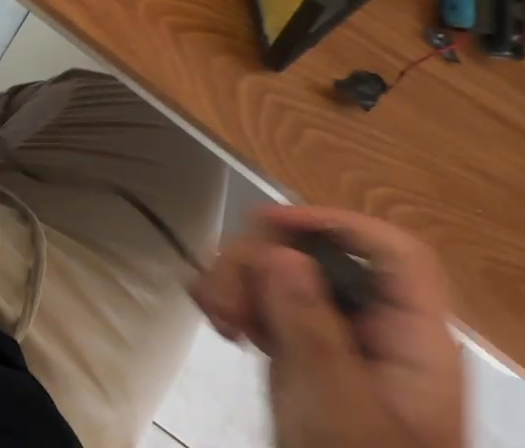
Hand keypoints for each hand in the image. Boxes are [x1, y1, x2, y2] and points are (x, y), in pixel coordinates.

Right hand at [190, 205, 463, 447]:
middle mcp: (374, 324)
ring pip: (277, 269)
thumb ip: (313, 330)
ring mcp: (333, 333)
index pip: (391, 252)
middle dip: (256, 262)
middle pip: (314, 253)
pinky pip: (259, 295)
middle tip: (224, 300)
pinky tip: (218, 321)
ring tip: (217, 318)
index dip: (332, 223)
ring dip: (233, 280)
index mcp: (411, 338)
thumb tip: (284, 254)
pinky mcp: (297, 343)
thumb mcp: (335, 404)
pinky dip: (229, 297)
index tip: (264, 226)